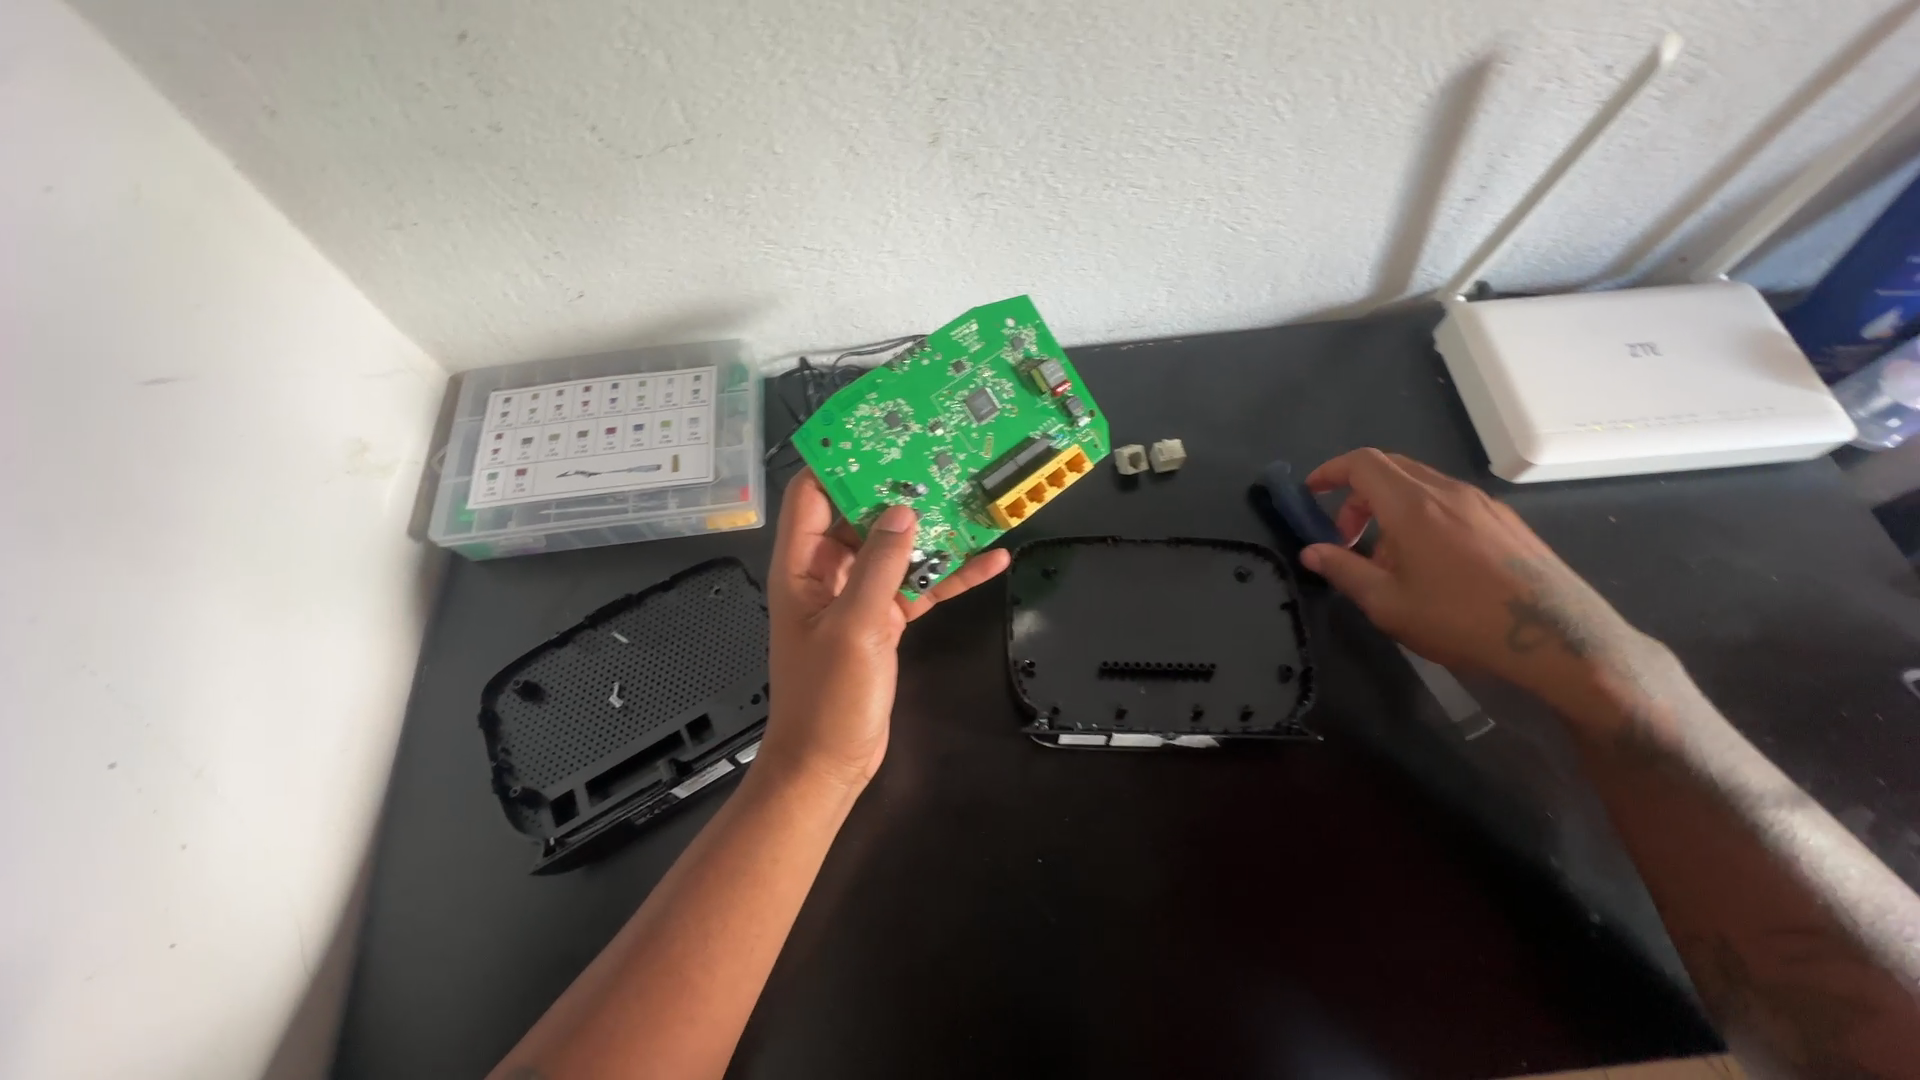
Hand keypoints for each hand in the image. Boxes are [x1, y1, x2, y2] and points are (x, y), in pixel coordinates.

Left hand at [761, 470, 1010, 789]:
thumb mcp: (855, 626)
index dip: (838, 462)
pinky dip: (949, 575)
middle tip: (940, 458)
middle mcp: (827, 572)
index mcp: (802, 566)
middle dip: (898, 488)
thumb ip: (879, 565)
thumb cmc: (827, 698)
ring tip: (973, 498)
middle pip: (860, 515)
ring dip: (932, 530)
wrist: (830, 762)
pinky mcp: (884, 619)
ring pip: (896, 548)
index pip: (811, 495)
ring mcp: (858, 596)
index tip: (880, 435)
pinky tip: (989, 560)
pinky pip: (917, 586)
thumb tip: (904, 510)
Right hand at [1300, 449, 1641, 697]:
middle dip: (1357, 494)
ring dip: (1390, 508)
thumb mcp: (1387, 604)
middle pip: (1392, 468)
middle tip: (1345, 535)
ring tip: (1387, 558)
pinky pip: (1450, 502)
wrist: (1556, 637)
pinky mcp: (1506, 521)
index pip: (1363, 464)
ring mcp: (1482, 504)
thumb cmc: (1460, 619)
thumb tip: (1311, 551)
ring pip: (1422, 485)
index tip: (1311, 492)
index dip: (1330, 471)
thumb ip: (1343, 571)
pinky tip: (1430, 563)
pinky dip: (1422, 516)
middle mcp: (1448, 492)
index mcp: (1413, 505)